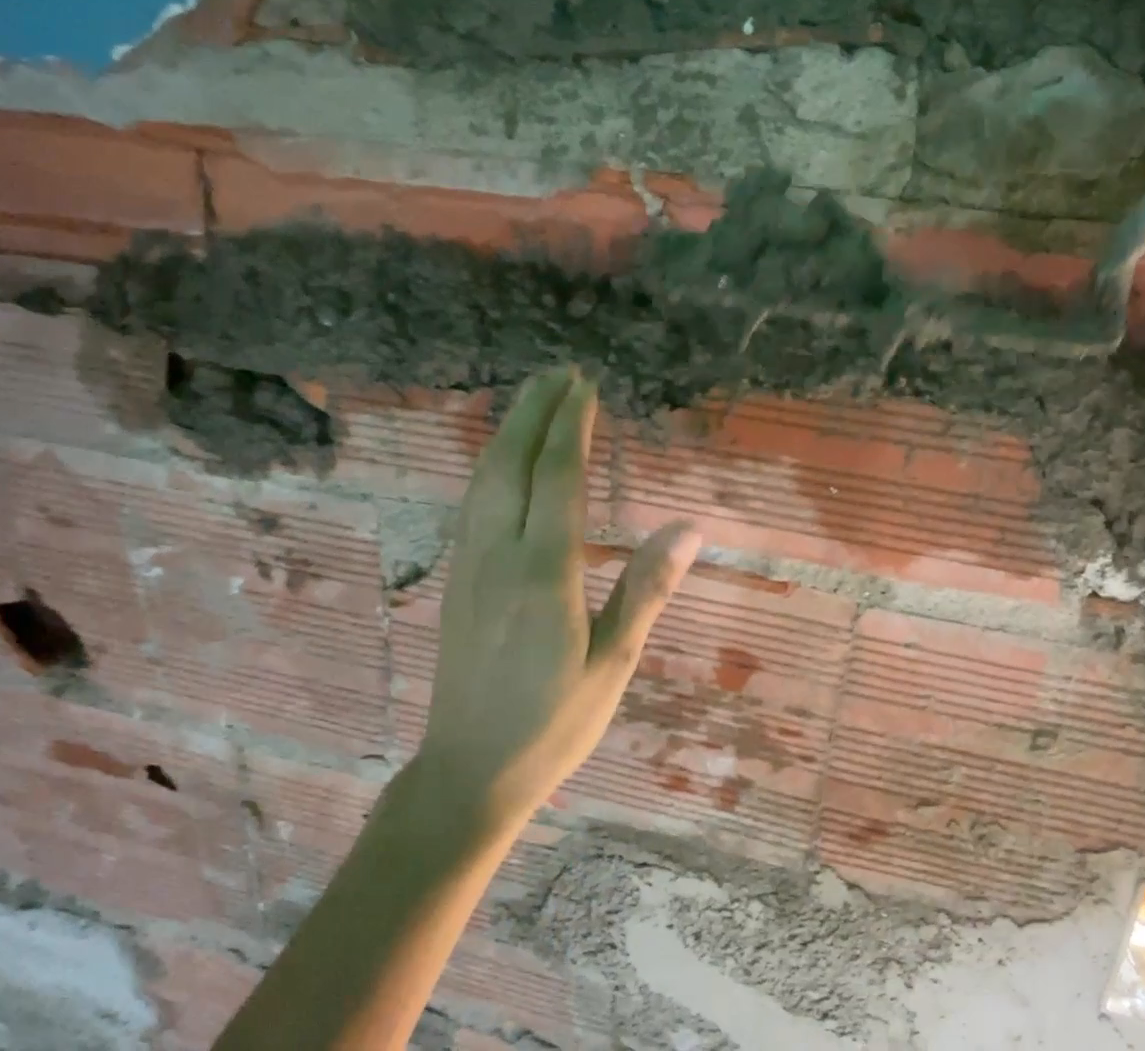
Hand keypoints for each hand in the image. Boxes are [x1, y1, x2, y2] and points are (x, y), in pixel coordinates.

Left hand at [421, 367, 699, 816]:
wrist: (470, 770)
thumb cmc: (555, 722)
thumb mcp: (614, 663)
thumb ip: (646, 590)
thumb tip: (688, 529)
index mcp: (543, 573)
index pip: (556, 479)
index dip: (571, 427)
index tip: (585, 387)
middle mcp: (498, 556)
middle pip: (510, 465)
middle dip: (533, 413)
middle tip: (558, 373)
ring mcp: (469, 567)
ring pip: (481, 481)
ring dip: (507, 434)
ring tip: (530, 402)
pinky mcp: (456, 582)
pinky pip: (471, 505)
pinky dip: (489, 468)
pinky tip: (500, 465)